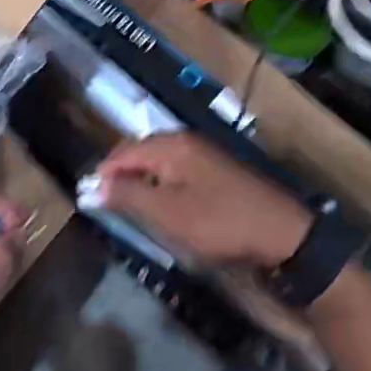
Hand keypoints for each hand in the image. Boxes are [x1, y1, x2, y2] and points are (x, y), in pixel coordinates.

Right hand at [81, 133, 311, 270]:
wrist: (281, 231)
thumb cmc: (219, 222)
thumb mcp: (167, 213)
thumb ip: (129, 195)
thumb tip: (94, 184)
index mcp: (171, 145)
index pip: (123, 151)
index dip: (103, 173)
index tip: (88, 197)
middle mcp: (186, 139)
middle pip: (140, 150)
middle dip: (120, 172)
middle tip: (105, 201)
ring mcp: (204, 151)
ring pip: (159, 159)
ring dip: (140, 177)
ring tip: (128, 204)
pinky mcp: (216, 167)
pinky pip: (176, 167)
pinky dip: (161, 181)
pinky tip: (162, 201)